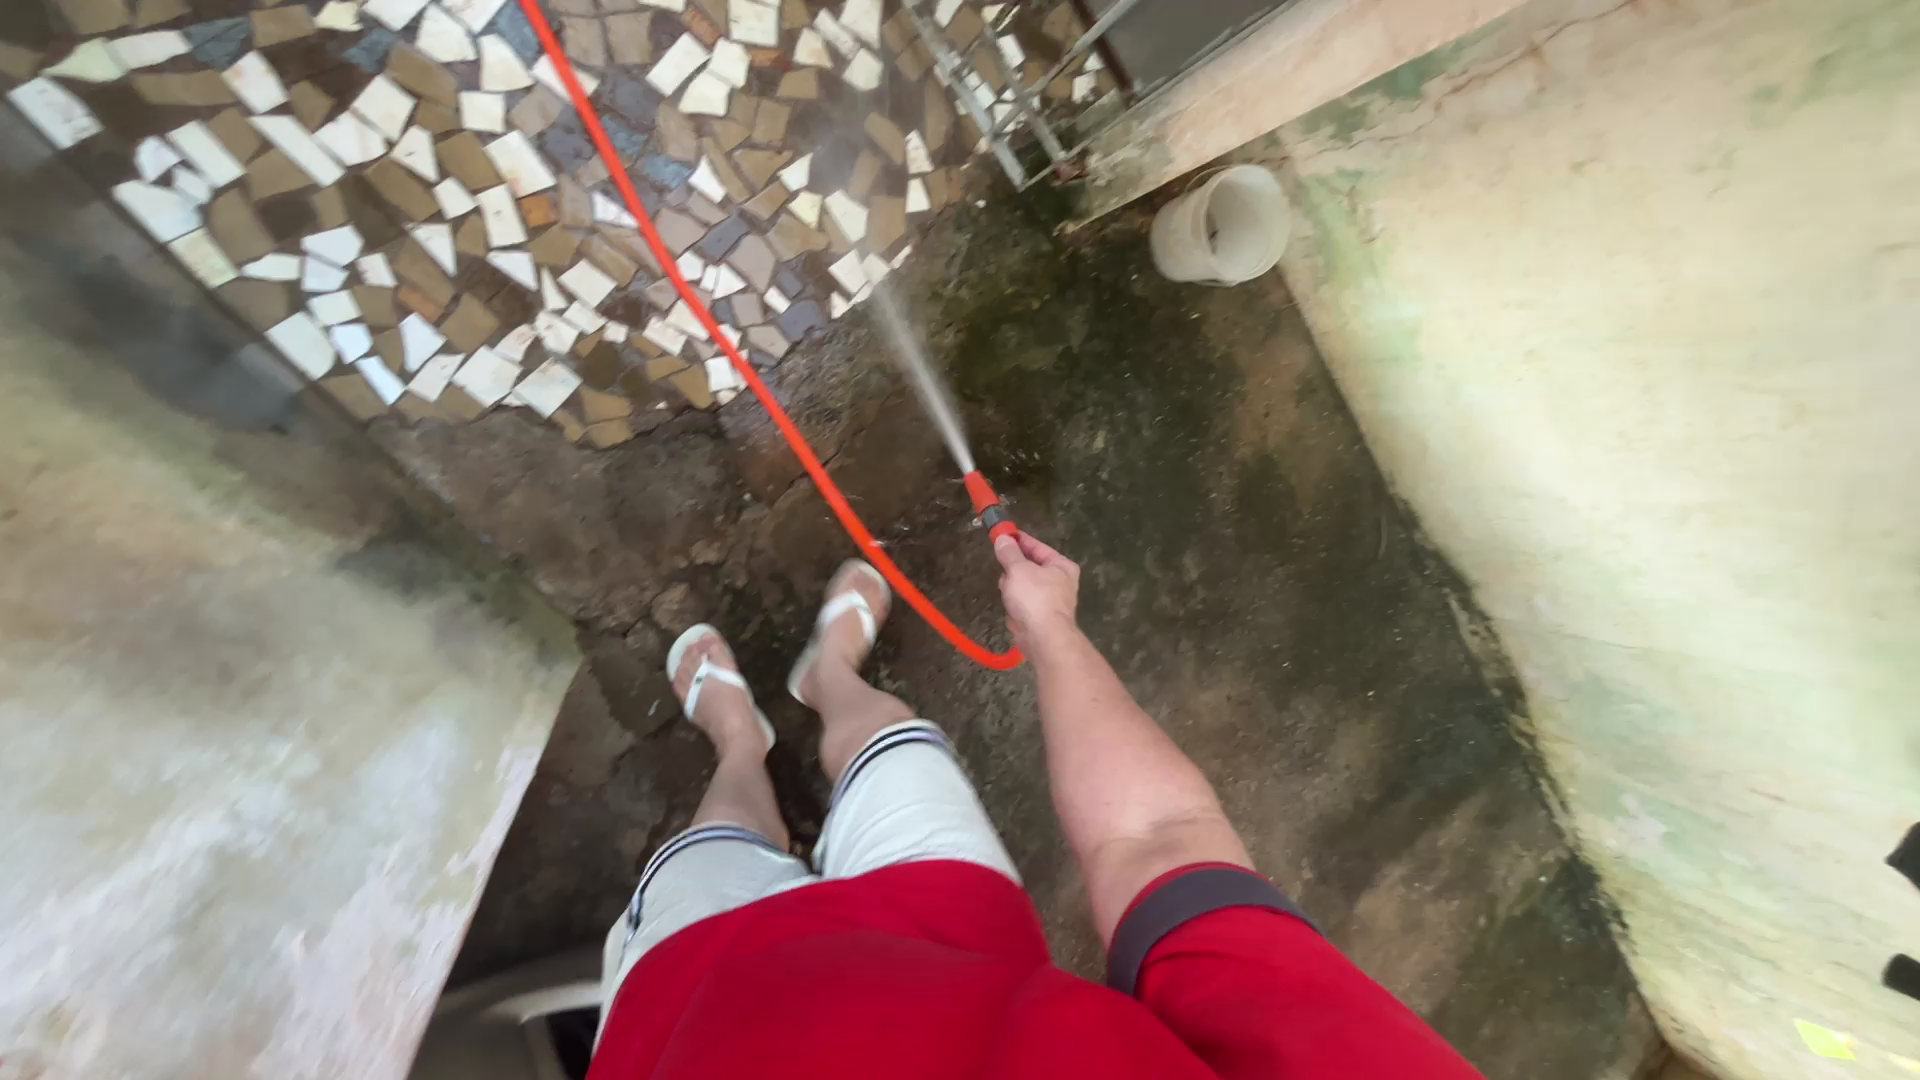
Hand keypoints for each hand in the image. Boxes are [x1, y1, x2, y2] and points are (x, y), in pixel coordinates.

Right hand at [994, 531, 1081, 650]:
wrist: (1043, 637)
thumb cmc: (1035, 597)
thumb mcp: (1018, 568)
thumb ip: (1009, 553)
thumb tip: (1003, 538)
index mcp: (1062, 566)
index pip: (1037, 547)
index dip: (1019, 540)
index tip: (1002, 534)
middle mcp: (1060, 582)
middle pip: (1030, 567)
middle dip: (1013, 568)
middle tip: (1002, 565)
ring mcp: (1051, 602)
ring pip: (1023, 587)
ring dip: (1012, 588)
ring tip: (1007, 590)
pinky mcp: (1040, 618)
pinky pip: (1022, 604)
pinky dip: (1014, 604)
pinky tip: (1011, 608)